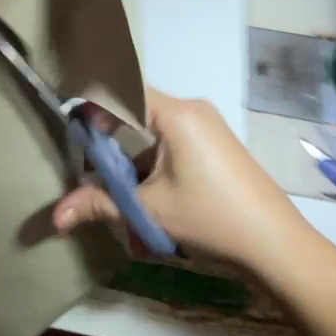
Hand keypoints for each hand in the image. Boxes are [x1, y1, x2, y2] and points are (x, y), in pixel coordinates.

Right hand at [53, 91, 307, 267]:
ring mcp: (206, 127)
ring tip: (122, 202)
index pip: (120, 89)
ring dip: (132, 165)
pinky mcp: (214, 145)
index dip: (92, 106)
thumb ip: (100, 205)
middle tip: (92, 171)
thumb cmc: (212, 218)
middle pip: (134, 111)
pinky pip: (171, 145)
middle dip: (109, 144)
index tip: (74, 134)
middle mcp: (191, 110)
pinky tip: (150, 209)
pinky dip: (153, 169)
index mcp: (176, 113)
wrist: (279, 246)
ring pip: (152, 134)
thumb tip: (56, 218)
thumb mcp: (150, 211)